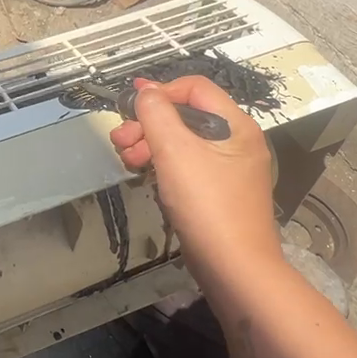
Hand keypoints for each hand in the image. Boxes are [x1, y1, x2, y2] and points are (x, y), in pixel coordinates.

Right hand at [108, 76, 282, 287]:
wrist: (235, 270)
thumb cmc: (206, 203)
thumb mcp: (174, 149)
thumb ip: (156, 112)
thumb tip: (146, 92)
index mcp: (235, 126)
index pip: (195, 87)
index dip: (161, 90)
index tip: (131, 104)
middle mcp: (236, 142)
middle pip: (184, 114)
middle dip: (147, 122)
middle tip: (120, 139)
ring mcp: (227, 168)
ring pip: (181, 139)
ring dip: (148, 142)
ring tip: (126, 159)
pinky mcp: (217, 191)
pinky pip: (185, 162)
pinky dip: (161, 162)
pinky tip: (143, 173)